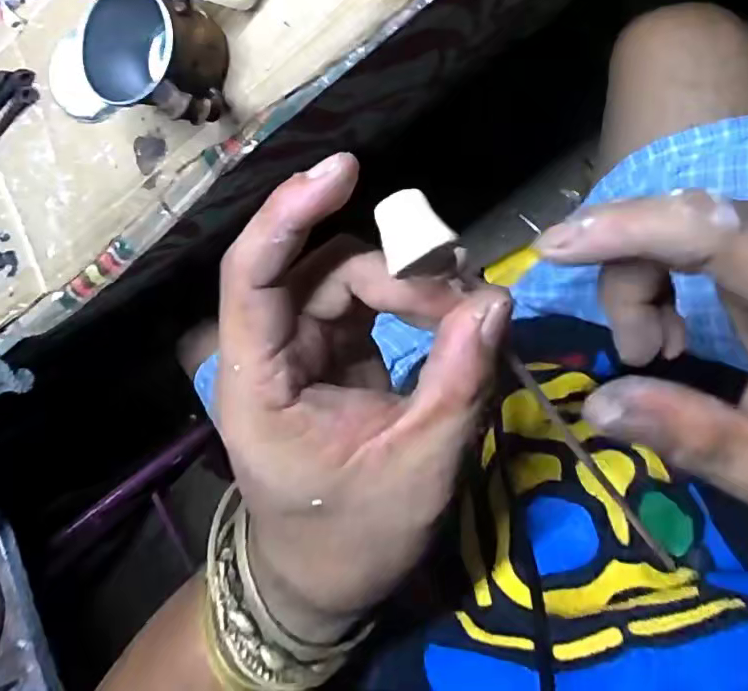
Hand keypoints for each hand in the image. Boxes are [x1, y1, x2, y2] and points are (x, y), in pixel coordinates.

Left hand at [217, 153, 510, 642]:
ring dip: (407, 279)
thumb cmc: (351, 537)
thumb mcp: (415, 470)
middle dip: (393, 269)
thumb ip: (456, 383)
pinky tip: (449, 309)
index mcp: (256, 379)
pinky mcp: (331, 343)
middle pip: (320, 267)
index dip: (288, 215)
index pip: (252, 274)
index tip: (341, 170)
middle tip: (462, 296)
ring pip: (347, 273)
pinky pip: (366, 294)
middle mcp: (270, 345)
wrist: (323, 576)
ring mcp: (300, 340)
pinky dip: (408, 294)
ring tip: (465, 309)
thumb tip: (495, 300)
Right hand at [535, 192, 747, 548]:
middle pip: (676, 218)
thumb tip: (595, 407)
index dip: (624, 230)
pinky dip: (653, 273)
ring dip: (636, 279)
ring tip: (655, 352)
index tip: (552, 250)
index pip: (710, 230)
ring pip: (671, 221)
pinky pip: (683, 231)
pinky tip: (670, 329)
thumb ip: (698, 440)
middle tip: (634, 354)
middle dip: (622, 272)